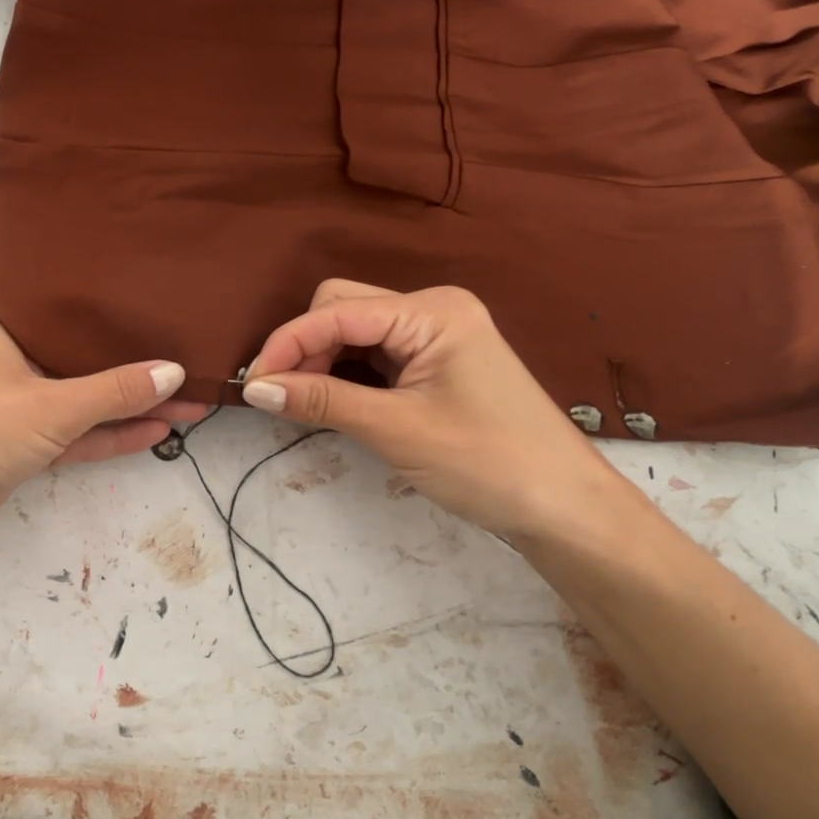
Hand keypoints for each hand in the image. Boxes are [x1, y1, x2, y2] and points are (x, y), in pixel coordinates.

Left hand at [0, 311, 204, 555]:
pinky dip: (112, 434)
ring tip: (192, 399)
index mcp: (10, 328)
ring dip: (132, 404)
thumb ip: (114, 392)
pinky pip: (77, 434)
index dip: (115, 308)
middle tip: (194, 359)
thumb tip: (175, 371)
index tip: (164, 303)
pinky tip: (157, 430)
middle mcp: (14, 360)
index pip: (69, 308)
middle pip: (83, 357)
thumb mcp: (51, 406)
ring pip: (84, 400)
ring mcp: (19, 406)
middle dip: (135, 365)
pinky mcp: (23, 447)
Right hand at [239, 279, 621, 536]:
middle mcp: (432, 309)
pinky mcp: (435, 360)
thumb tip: (254, 389)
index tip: (251, 387)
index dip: (287, 345)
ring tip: (304, 404)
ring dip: (321, 361)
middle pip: (340, 308)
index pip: (335, 311)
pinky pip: (372, 352)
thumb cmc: (488, 463)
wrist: (566, 509)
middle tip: (282, 398)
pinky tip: (333, 401)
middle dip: (303, 348)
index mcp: (432, 312)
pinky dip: (344, 373)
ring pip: (352, 330)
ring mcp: (436, 334)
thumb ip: (321, 401)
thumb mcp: (395, 431)